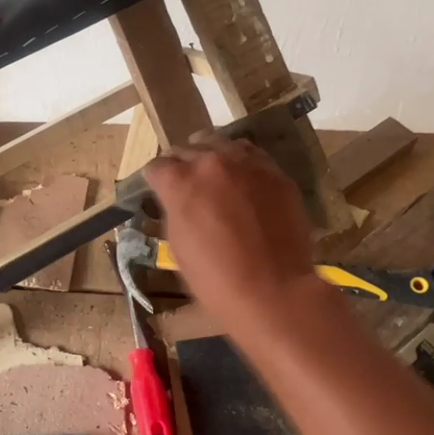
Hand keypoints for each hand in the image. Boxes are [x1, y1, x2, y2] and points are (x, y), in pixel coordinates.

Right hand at [144, 137, 317, 318]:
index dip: (157, 180)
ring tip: (217, 175)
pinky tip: (245, 182)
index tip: (161, 191)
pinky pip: (253, 157)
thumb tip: (177, 199)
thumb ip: (174, 209)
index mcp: (179, 181)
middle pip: (188, 149)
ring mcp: (247, 164)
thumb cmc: (214, 277)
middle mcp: (211, 162)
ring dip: (214, 157)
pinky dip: (243, 165)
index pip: (157, 166)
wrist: (273, 290)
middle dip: (184, 165)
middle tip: (189, 186)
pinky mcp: (276, 173)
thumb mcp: (178, 244)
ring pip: (222, 145)